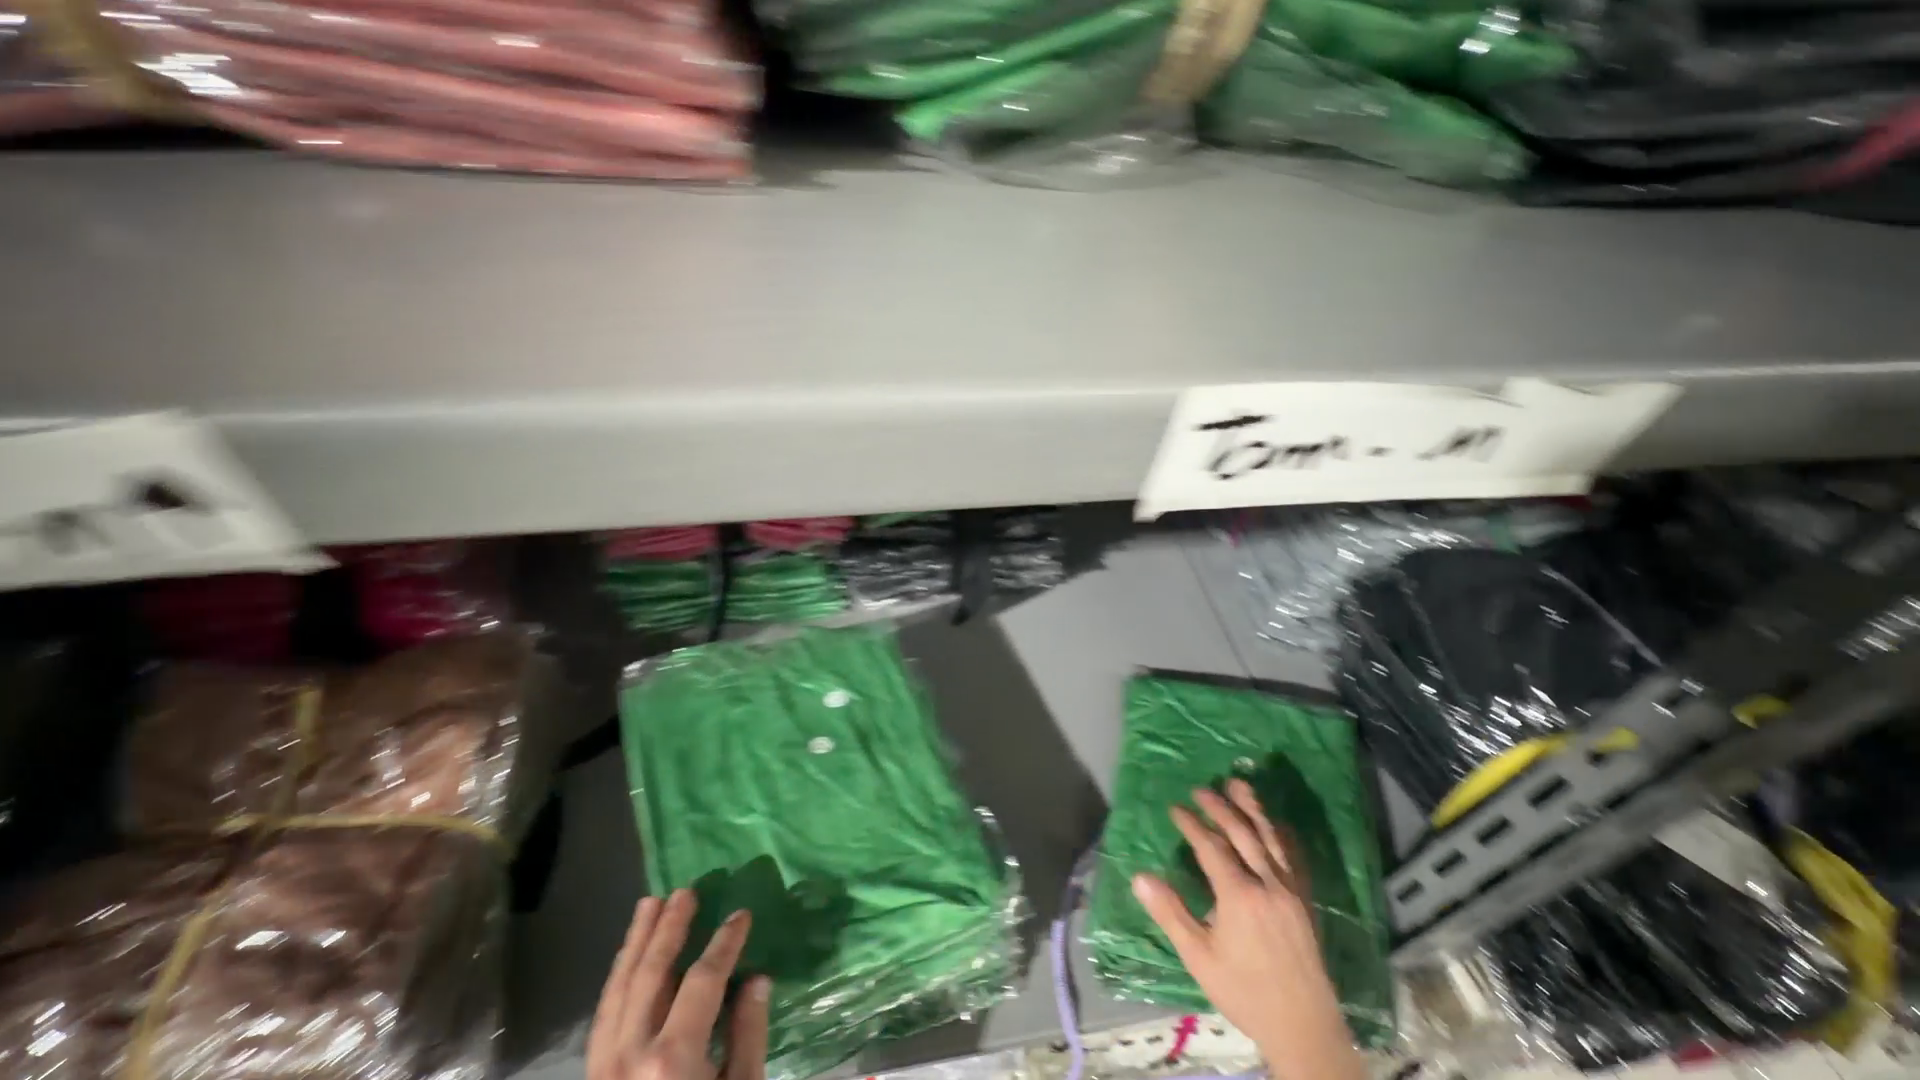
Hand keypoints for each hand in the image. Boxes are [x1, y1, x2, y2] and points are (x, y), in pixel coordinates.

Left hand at [587, 889, 771, 1079]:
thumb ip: (747, 1036)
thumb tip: (756, 980)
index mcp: (673, 1057)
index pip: (701, 981)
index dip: (724, 944)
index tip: (740, 915)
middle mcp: (631, 1051)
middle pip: (650, 974)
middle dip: (669, 928)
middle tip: (685, 892)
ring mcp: (604, 1063)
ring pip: (619, 987)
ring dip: (636, 941)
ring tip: (650, 904)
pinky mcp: (592, 1072)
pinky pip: (603, 1012)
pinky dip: (618, 977)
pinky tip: (628, 958)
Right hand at [1131, 779, 1364, 1079]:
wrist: (1302, 1023)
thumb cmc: (1243, 991)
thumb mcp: (1198, 956)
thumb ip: (1170, 913)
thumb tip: (1140, 878)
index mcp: (1239, 895)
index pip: (1211, 847)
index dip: (1192, 825)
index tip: (1176, 808)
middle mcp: (1267, 884)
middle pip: (1243, 834)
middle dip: (1221, 808)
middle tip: (1202, 789)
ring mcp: (1291, 890)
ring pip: (1271, 839)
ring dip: (1253, 810)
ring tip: (1239, 785)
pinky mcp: (1305, 900)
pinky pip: (1294, 857)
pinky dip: (1282, 835)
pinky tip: (1276, 825)